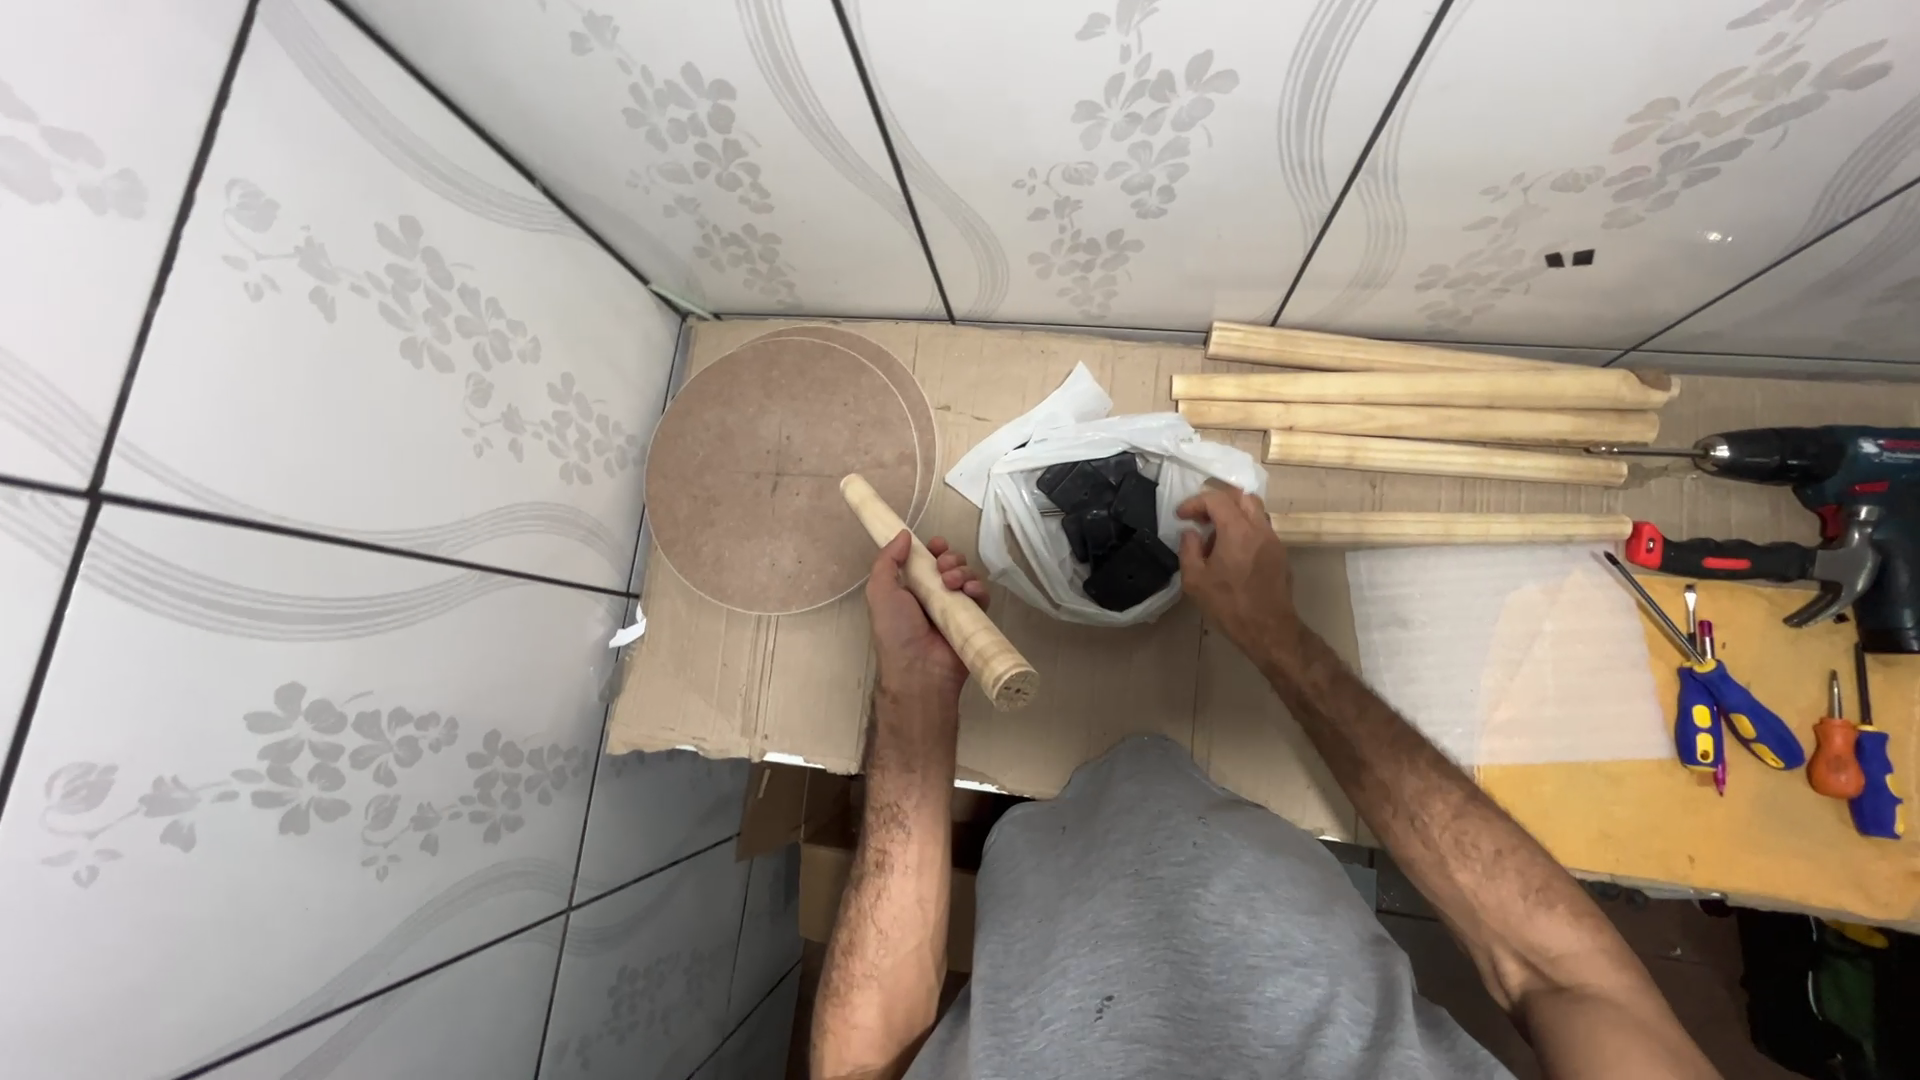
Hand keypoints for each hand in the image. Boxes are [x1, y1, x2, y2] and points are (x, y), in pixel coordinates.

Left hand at [866, 530, 988, 700]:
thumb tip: (903, 534)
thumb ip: (887, 560)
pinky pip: (982, 595)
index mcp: (912, 587)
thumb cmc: (896, 630)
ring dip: (962, 572)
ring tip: (952, 584)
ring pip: (968, 575)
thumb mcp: (880, 591)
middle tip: (942, 569)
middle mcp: (934, 595)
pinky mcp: (974, 619)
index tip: (935, 546)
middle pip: (951, 563)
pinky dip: (978, 588)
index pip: (928, 559)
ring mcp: (956, 607)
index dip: (934, 549)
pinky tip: (970, 592)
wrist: (919, 669)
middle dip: (950, 559)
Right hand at [1176, 486, 1301, 656]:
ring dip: (1233, 514)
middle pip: (1241, 496)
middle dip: (1218, 501)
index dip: (1195, 502)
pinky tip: (1231, 553)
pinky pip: (1261, 529)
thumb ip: (1188, 549)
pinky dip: (1244, 529)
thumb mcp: (1194, 580)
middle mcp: (1259, 528)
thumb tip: (1191, 533)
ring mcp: (1273, 540)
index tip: (1181, 516)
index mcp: (1237, 530)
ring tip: (1215, 536)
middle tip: (1200, 517)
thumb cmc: (1228, 604)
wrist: (1268, 629)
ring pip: (1254, 511)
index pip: (1216, 499)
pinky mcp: (1280, 554)